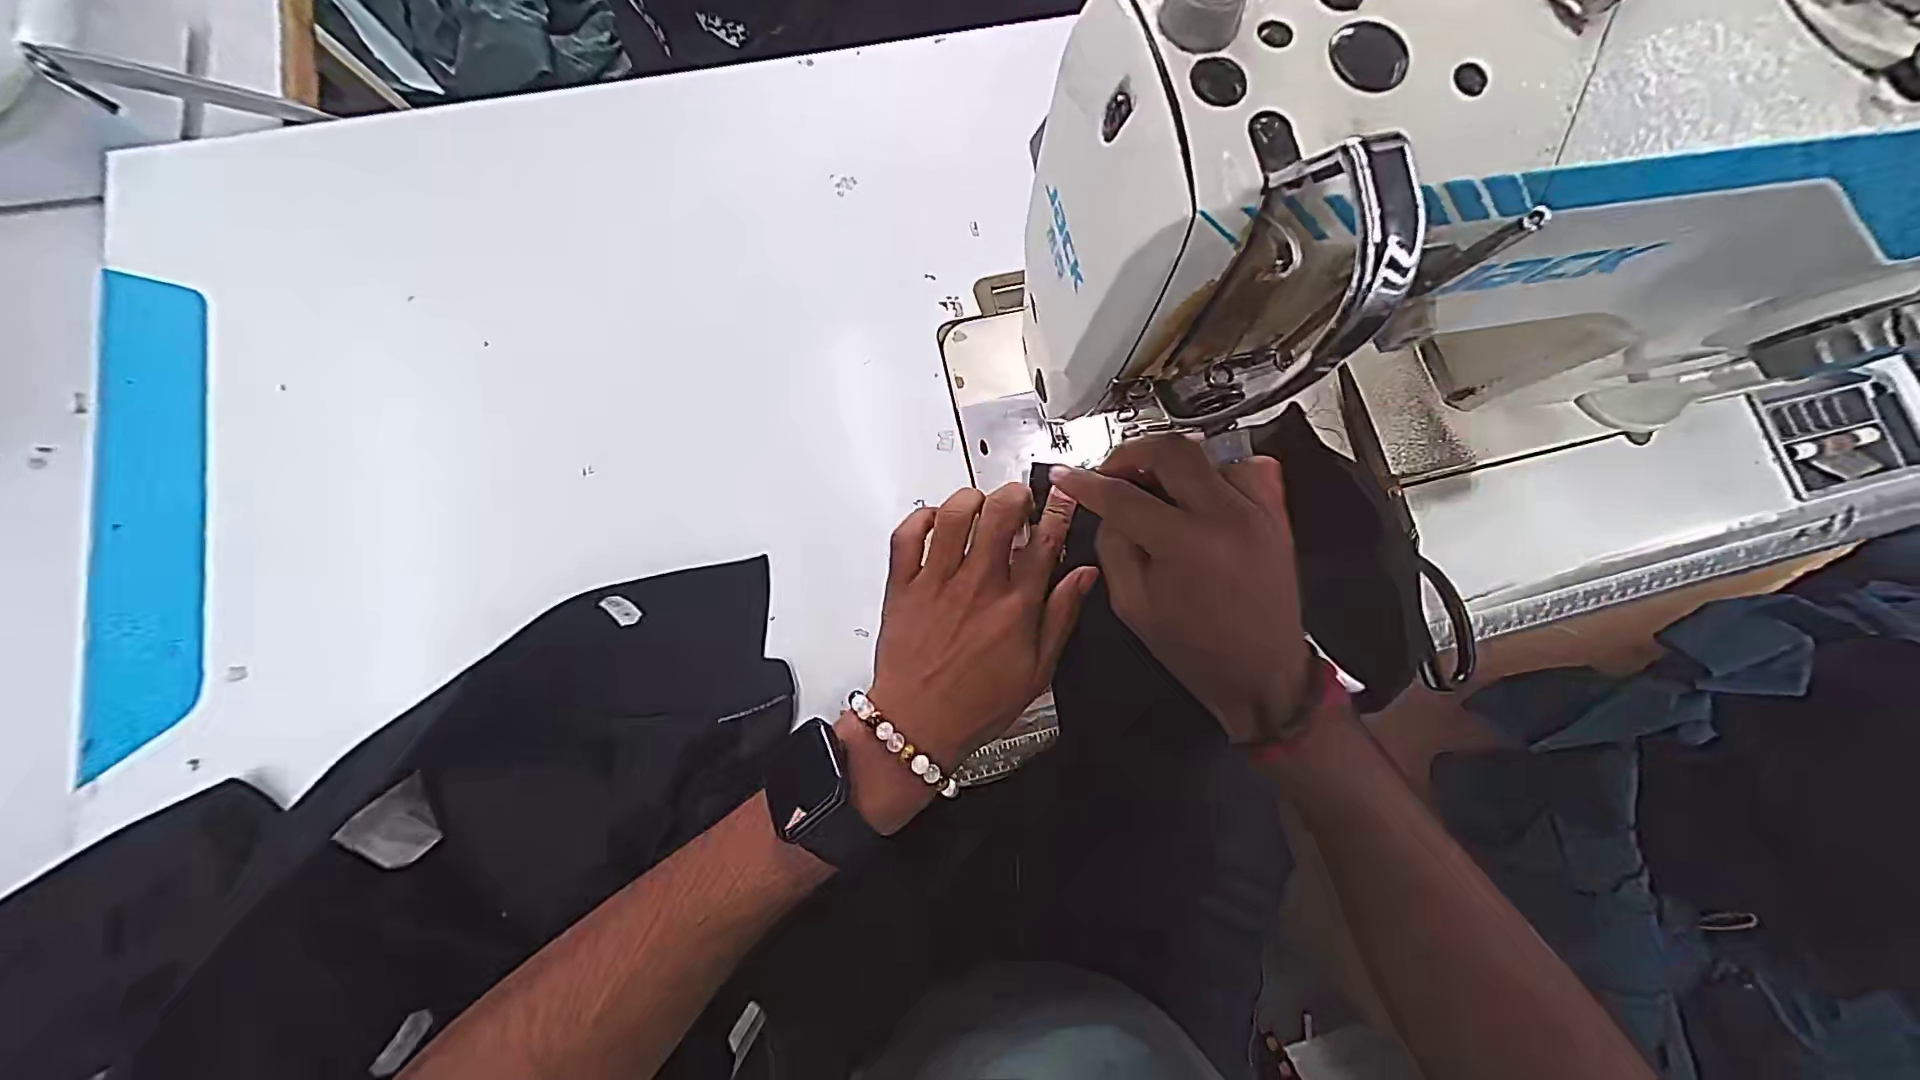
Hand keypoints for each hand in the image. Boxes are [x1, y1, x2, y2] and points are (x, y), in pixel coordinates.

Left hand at [850, 483, 1098, 831]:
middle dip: (1015, 495)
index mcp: (1014, 606)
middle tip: (1018, 500)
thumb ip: (1062, 616)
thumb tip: (1084, 578)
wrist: (917, 725)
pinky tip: (934, 520)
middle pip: (999, 513)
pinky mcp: (902, 586)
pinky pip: (907, 536)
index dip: (1059, 510)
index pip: (1045, 541)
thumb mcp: (1037, 671)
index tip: (1064, 497)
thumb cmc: (975, 704)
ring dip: (971, 499)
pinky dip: (921, 517)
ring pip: (954, 514)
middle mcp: (977, 586)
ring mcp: (936, 583)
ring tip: (979, 505)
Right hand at [1049, 435, 1311, 744]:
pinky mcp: (1276, 516)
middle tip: (1112, 471)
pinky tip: (1201, 490)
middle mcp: (1227, 520)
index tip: (1069, 476)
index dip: (1086, 482)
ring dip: (1173, 462)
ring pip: (1208, 451)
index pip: (1122, 495)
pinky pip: (1248, 467)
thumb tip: (1106, 506)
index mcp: (1185, 546)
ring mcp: (1258, 513)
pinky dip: (1217, 470)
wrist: (1261, 672)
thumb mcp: (1132, 604)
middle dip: (1130, 454)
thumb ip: (1113, 546)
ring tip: (1156, 485)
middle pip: (1170, 449)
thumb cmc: (1198, 649)